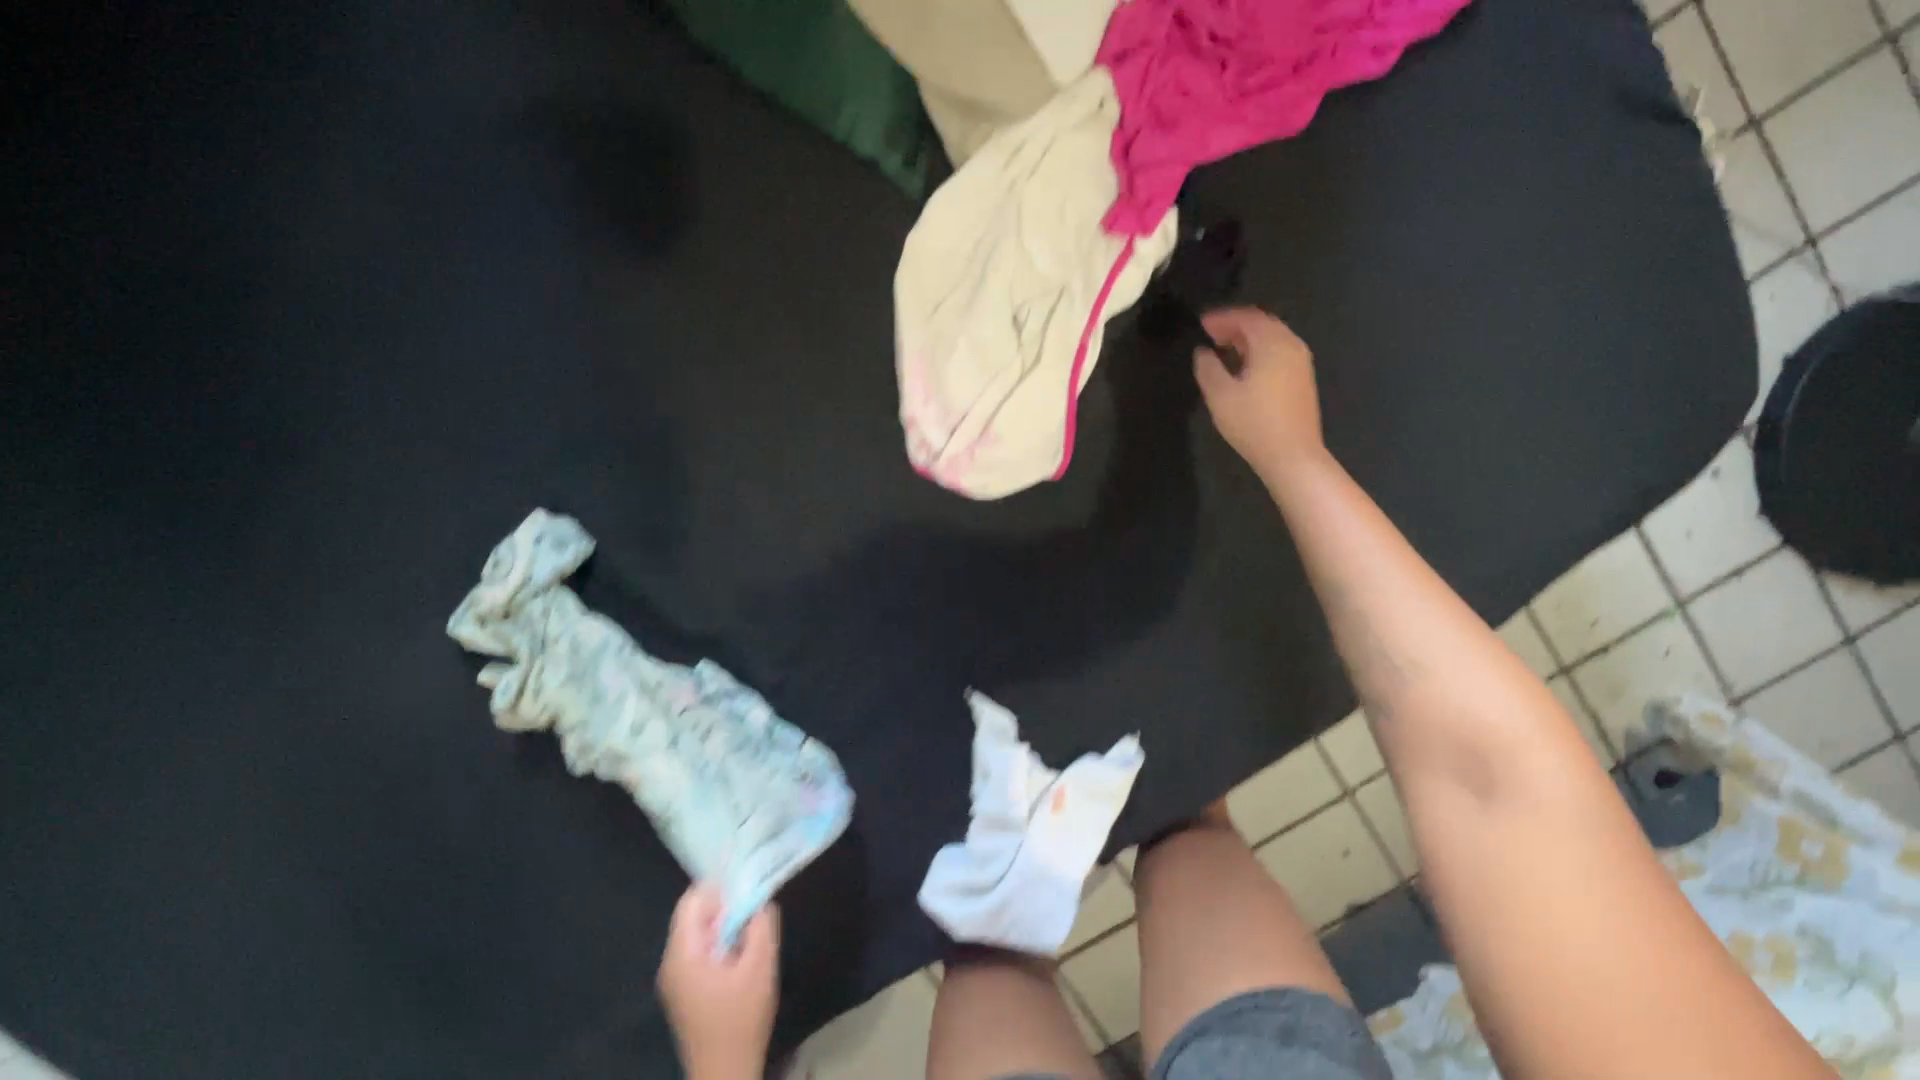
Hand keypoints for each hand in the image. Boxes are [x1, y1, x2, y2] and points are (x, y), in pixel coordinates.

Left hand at [657, 884, 779, 1079]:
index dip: (719, 891)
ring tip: (751, 943)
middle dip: (724, 912)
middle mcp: (670, 962)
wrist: (724, 1075)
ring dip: (724, 932)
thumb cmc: (741, 1020)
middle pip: (693, 918)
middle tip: (754, 920)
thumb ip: (761, 926)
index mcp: (682, 953)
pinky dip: (719, 951)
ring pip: (698, 937)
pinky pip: (698, 956)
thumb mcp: (760, 967)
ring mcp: (674, 980)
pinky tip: (740, 966)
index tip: (748, 894)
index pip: (692, 901)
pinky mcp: (683, 994)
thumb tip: (758, 900)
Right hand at [1192, 307, 1327, 479]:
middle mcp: (1291, 345)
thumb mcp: (1220, 395)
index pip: (1246, 318)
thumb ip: (1208, 368)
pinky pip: (1279, 351)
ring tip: (1224, 349)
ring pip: (1273, 337)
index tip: (1201, 324)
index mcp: (1272, 344)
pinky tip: (1245, 366)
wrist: (1293, 455)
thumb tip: (1203, 352)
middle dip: (1236, 325)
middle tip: (1212, 334)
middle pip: (1263, 324)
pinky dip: (1260, 350)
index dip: (1222, 318)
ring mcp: (1301, 362)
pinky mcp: (1303, 379)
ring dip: (1248, 338)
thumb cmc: (1253, 423)